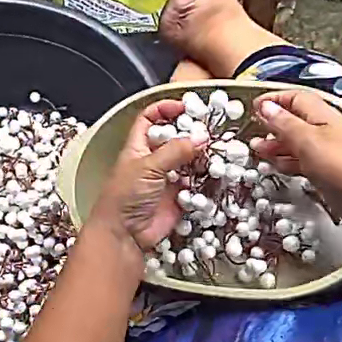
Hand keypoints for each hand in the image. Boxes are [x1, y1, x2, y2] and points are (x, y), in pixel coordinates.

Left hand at [88, 99, 203, 250]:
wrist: (125, 235)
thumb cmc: (125, 197)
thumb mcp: (148, 167)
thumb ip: (175, 151)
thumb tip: (201, 137)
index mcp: (139, 147)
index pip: (150, 118)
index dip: (165, 108)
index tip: (186, 106)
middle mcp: (154, 160)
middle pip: (176, 138)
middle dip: (192, 133)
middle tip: (210, 131)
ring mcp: (167, 179)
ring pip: (190, 160)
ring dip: (202, 157)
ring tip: (216, 153)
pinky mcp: (179, 197)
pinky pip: (197, 183)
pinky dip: (206, 179)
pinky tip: (215, 174)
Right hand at [249, 90, 341, 221]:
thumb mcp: (307, 140)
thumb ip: (285, 124)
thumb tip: (267, 107)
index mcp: (323, 115)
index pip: (295, 98)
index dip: (274, 100)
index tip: (254, 107)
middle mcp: (326, 130)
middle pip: (295, 120)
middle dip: (272, 124)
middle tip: (253, 131)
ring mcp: (327, 152)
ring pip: (297, 142)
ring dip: (277, 144)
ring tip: (259, 150)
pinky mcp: (327, 172)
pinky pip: (302, 161)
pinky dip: (287, 161)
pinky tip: (278, 165)